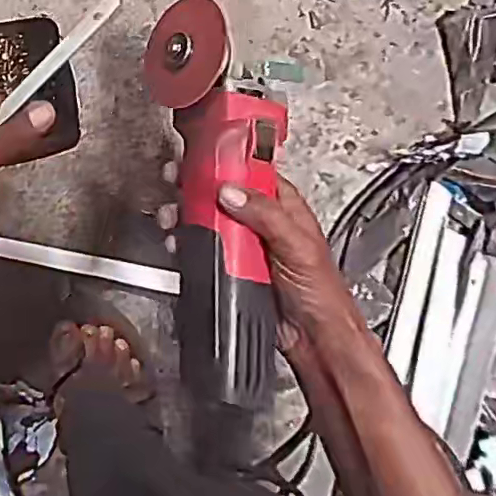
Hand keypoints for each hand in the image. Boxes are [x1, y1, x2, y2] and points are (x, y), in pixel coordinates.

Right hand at [156, 172, 370, 359]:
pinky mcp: (231, 264)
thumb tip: (230, 192)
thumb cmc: (322, 294)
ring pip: (208, 219)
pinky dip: (186, 241)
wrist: (314, 340)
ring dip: (186, 214)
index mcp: (282, 206)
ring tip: (174, 215)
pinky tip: (178, 241)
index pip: (250, 171)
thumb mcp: (297, 246)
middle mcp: (261, 219)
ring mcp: (244, 242)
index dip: (224, 160)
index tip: (200, 156)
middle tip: (176, 180)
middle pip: (222, 192)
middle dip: (195, 186)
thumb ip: (265, 215)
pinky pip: (204, 246)